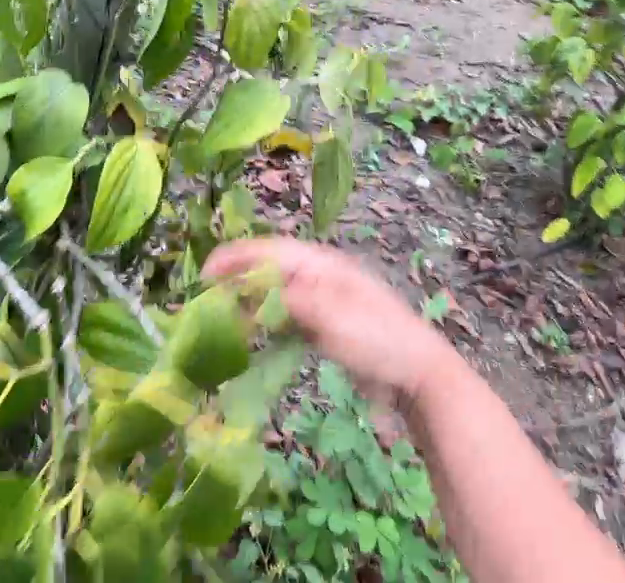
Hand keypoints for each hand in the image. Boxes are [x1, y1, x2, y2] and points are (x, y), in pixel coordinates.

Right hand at [203, 237, 453, 403]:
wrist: (419, 373)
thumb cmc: (378, 339)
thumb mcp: (332, 316)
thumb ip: (290, 300)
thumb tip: (253, 293)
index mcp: (323, 264)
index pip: (270, 250)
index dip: (236, 257)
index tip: (205, 272)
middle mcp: (320, 276)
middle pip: (270, 268)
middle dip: (238, 276)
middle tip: (207, 294)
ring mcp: (324, 300)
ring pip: (276, 292)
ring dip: (249, 299)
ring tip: (222, 314)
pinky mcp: (326, 326)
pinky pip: (287, 315)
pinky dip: (266, 320)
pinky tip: (252, 333)